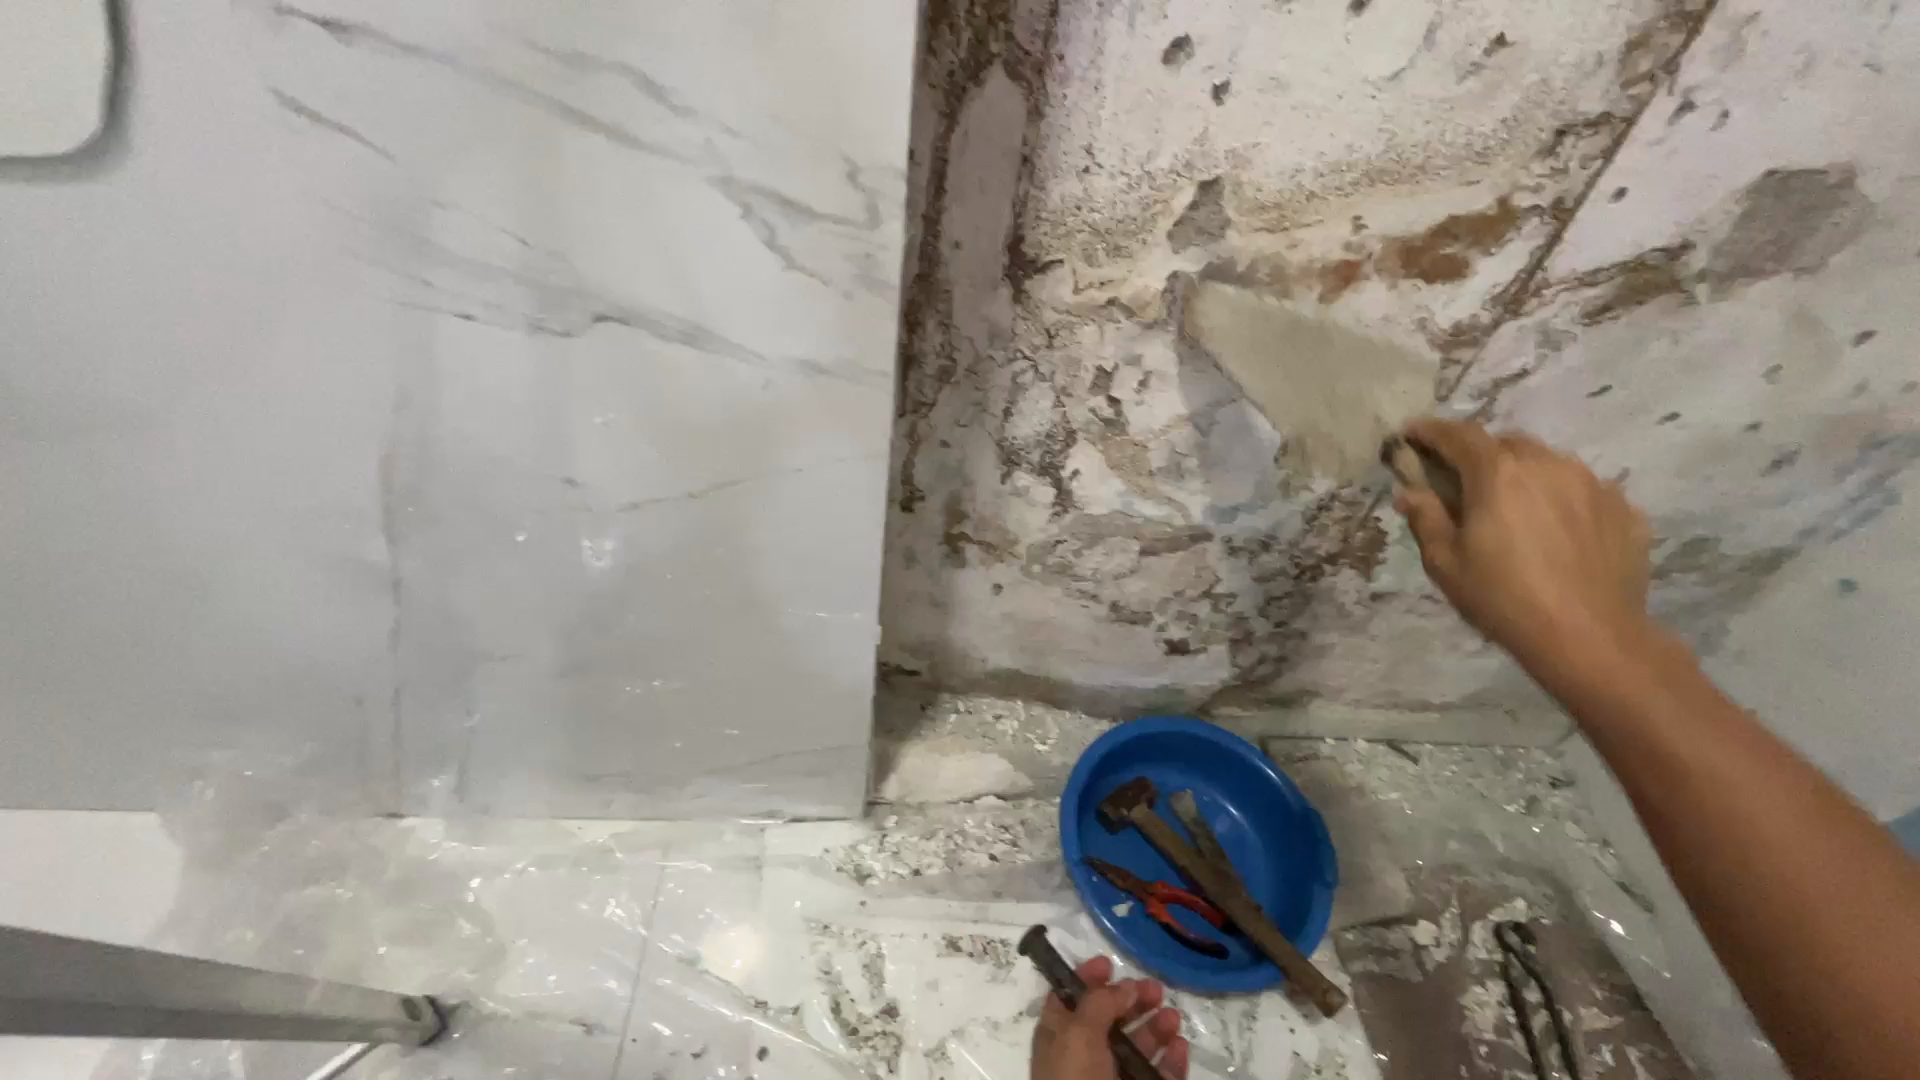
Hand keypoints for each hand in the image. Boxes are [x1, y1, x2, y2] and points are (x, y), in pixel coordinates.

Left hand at [1031, 957, 1188, 1079]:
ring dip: (1155, 1028)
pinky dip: (1171, 1063)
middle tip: (1155, 988)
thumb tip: (1122, 985)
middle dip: (1132, 1000)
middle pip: (1109, 1020)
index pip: (1069, 999)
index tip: (1109, 963)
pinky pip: (1158, 1077)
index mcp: (1058, 1038)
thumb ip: (1099, 1003)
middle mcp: (1084, 1058)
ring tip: (1173, 1017)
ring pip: (1137, 1048)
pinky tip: (1180, 1048)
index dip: (1086, 978)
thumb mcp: (1078, 1034)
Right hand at [1393, 418, 1652, 676]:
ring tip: (1512, 508)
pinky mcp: (1623, 508)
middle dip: (1478, 454)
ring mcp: (1592, 483)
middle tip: (1462, 482)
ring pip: (1547, 462)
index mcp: (1497, 473)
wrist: (1590, 636)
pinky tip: (1553, 530)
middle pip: (1505, 443)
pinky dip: (1559, 498)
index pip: (1458, 435)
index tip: (1411, 434)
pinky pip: (1581, 490)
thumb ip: (1425, 517)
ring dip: (1522, 474)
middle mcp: (1547, 464)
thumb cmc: (1502, 597)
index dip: (1431, 431)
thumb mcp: (1444, 562)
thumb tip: (1410, 491)